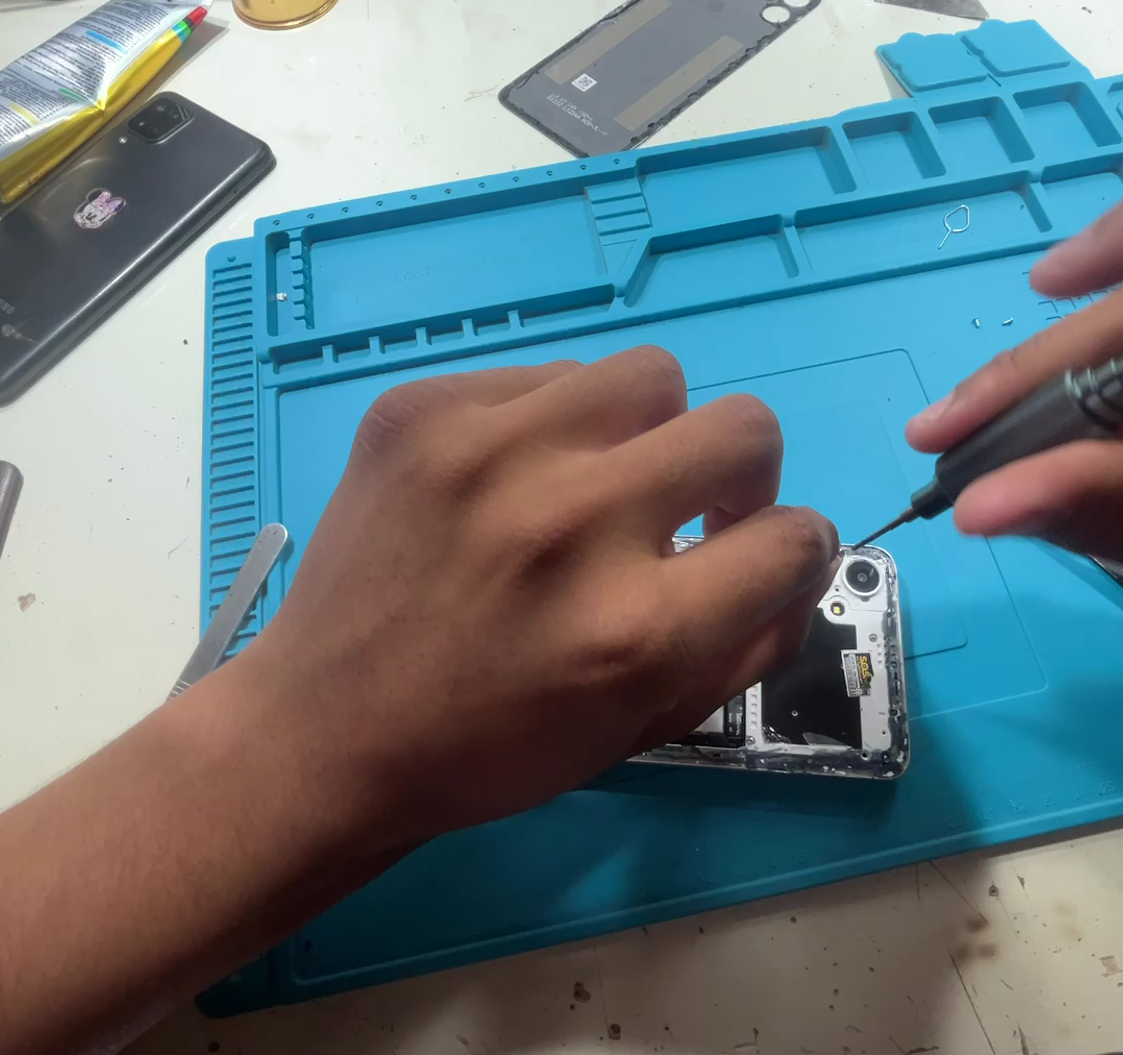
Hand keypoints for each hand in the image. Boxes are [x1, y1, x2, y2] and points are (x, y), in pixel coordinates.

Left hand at [218, 347, 835, 842]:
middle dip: (742, 474)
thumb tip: (797, 558)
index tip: (755, 556)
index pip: (796, 539)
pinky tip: (510, 477)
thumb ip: (750, 643)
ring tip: (597, 480)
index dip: (796, 550)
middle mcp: (572, 521)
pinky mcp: (421, 408)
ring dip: (649, 433)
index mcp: (636, 629)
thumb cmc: (494, 748)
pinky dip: (554, 423)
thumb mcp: (644, 726)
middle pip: (745, 427)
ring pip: (649, 375)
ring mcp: (487, 447)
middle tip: (689, 508)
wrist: (326, 729)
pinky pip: (546, 376)